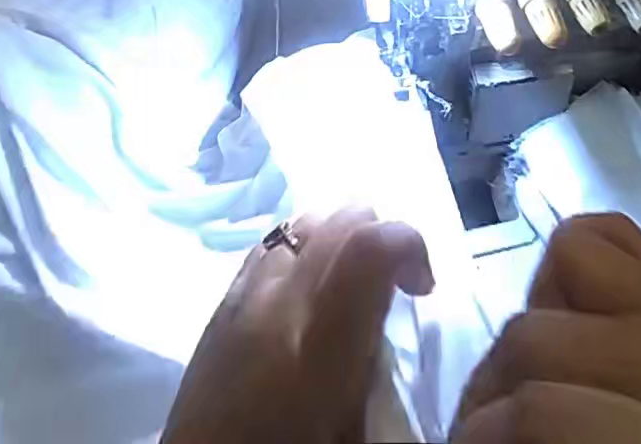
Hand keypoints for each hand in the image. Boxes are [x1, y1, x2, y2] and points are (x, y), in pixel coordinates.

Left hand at [162, 207, 434, 443]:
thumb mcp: (352, 426)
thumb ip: (375, 349)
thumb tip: (394, 297)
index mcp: (315, 342)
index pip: (371, 245)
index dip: (410, 244)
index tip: (422, 286)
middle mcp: (277, 304)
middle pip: (344, 218)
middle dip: (383, 236)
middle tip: (393, 284)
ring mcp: (242, 298)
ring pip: (307, 220)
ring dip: (341, 238)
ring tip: (350, 281)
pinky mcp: (218, 307)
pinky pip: (271, 245)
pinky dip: (302, 249)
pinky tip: (307, 289)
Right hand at [452, 214, 640, 443]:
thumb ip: (559, 438)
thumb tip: (488, 431)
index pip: (542, 409)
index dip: (483, 433)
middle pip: (539, 335)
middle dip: (491, 384)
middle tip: (482, 424)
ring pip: (571, 253)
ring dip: (533, 312)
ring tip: (529, 364)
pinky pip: (614, 230)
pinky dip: (578, 257)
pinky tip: (568, 308)